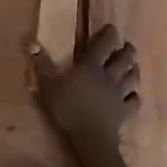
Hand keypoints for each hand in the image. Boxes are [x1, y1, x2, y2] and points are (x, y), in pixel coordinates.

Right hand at [32, 24, 140, 159]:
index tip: (112, 29)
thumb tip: (32, 43)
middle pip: (125, 58)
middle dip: (128, 50)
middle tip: (127, 47)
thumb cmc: (67, 109)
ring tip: (133, 67)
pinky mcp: (124, 111)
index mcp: (91, 66)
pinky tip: (132, 96)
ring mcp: (119, 94)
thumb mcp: (48, 86)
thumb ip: (42, 65)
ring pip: (133, 77)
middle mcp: (109, 76)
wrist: (89, 138)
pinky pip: (134, 101)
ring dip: (134, 70)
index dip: (110, 34)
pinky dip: (134, 97)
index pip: (105, 43)